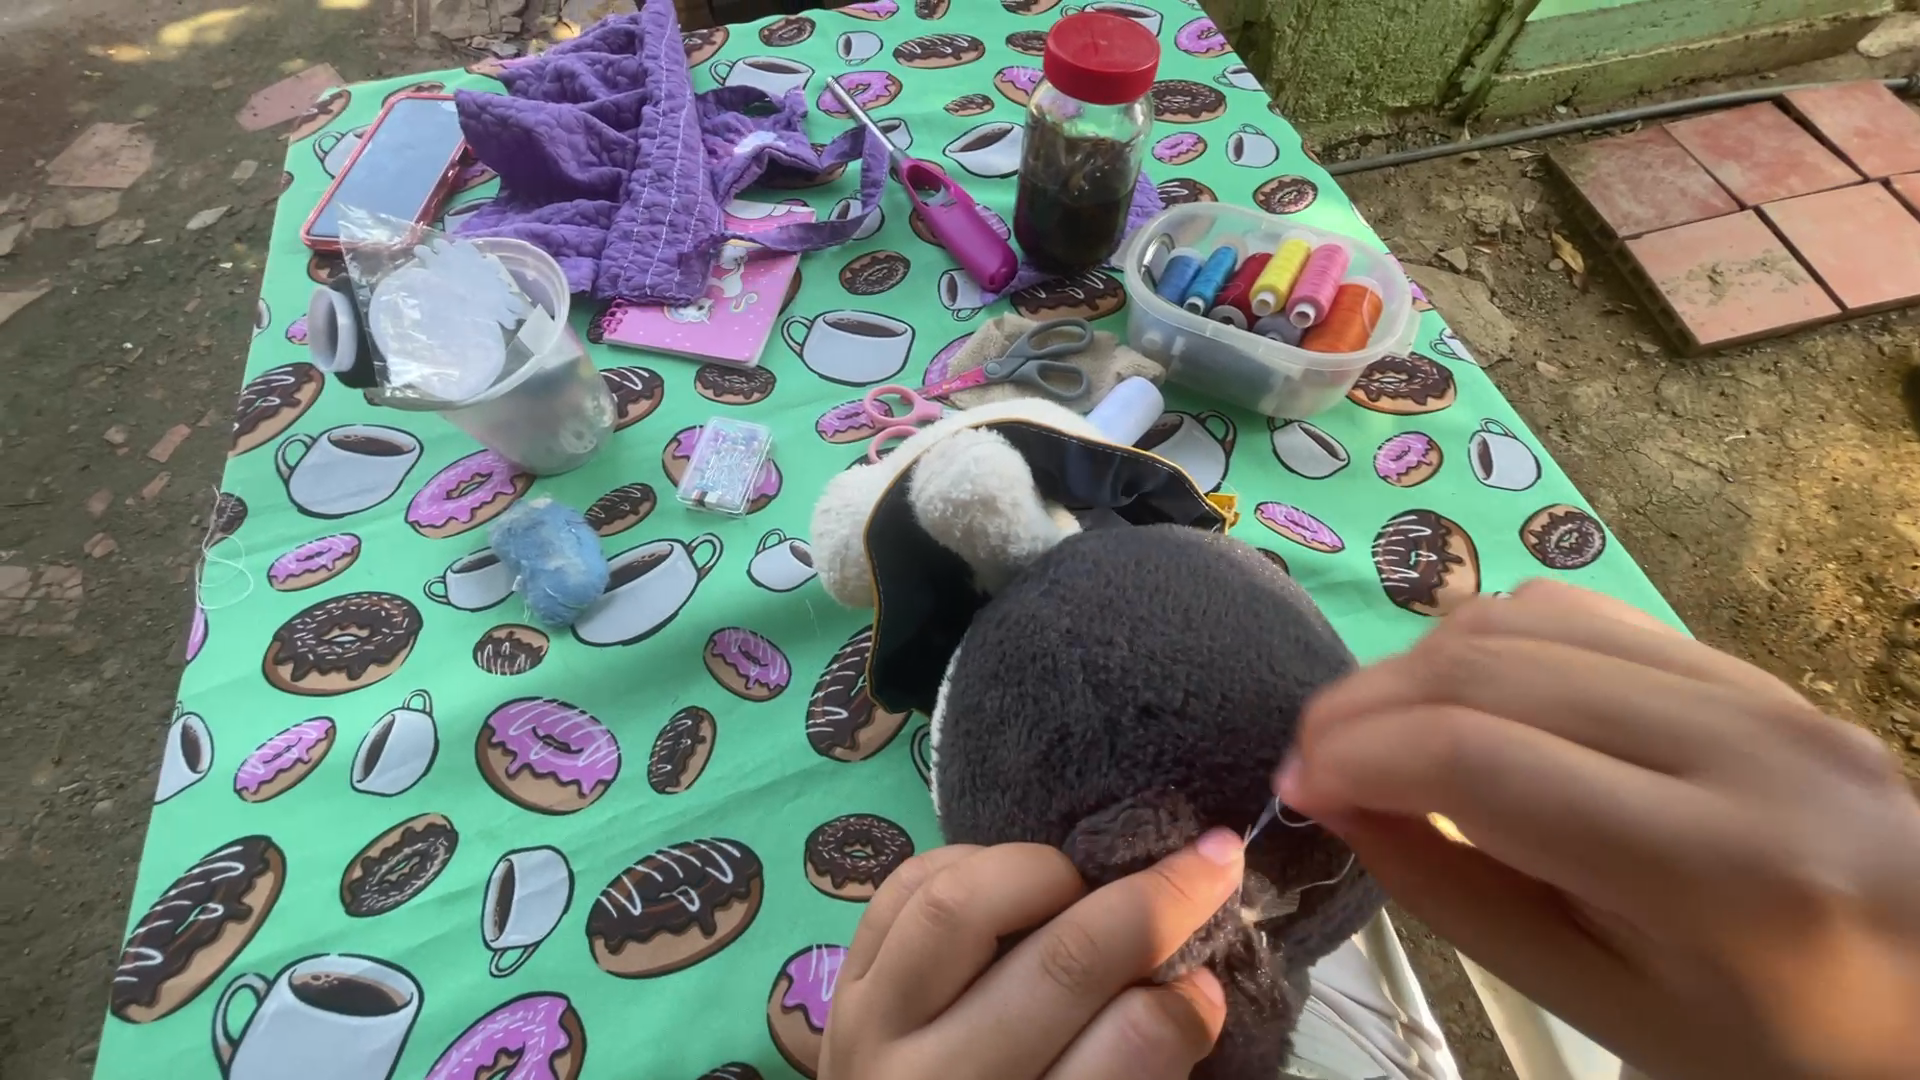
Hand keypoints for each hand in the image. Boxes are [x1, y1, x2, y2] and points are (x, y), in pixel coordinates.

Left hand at [820, 834, 1243, 1079]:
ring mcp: (872, 1024)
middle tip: (1206, 862)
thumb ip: (1129, 1065)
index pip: (1118, 1059)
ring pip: (961, 906)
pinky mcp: (844, 980)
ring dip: (1042, 872)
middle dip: (1147, 904)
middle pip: (1054, 967)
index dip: (1180, 1008)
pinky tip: (1002, 873)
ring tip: (1084, 881)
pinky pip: (902, 887)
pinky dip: (964, 861)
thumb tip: (1190, 981)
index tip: (1213, 976)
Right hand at [1279, 579, 1919, 1079]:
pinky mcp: (1734, 660)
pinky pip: (1560, 609)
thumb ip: (1445, 889)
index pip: (1475, 761)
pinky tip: (1453, 690)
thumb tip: (1334, 798)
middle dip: (1357, 705)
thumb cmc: (1772, 1041)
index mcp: (1723, 871)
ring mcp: (1750, 684)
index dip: (1354, 756)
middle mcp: (1744, 746)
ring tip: (1371, 726)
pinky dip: (1470, 639)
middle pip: (1479, 671)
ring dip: (1404, 666)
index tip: (1295, 787)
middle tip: (1309, 754)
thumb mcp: (1595, 1004)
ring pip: (1508, 621)